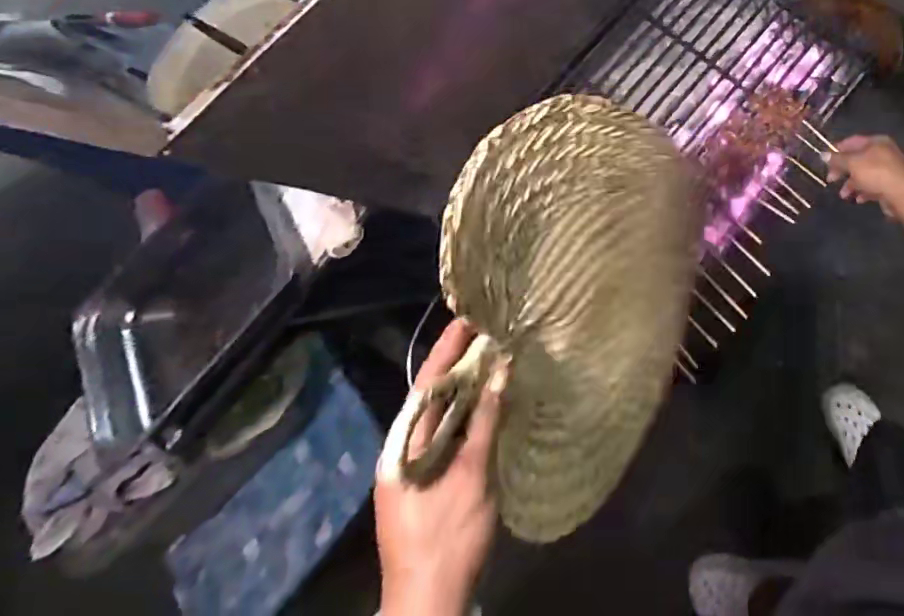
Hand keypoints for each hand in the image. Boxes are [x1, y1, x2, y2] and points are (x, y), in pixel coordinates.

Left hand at [375, 318, 505, 615]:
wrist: (428, 604)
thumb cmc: (446, 538)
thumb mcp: (471, 478)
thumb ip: (485, 423)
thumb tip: (500, 370)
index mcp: (403, 447)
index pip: (427, 385)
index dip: (448, 350)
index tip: (468, 316)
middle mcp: (404, 452)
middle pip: (434, 397)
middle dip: (459, 363)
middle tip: (487, 329)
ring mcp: (416, 469)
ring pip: (442, 416)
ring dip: (466, 387)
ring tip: (492, 355)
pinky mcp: (431, 482)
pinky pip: (450, 435)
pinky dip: (469, 413)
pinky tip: (489, 402)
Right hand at [828, 134, 903, 217]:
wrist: (903, 195)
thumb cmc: (876, 173)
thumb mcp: (852, 164)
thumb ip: (837, 160)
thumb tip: (823, 155)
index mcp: (877, 141)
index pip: (853, 141)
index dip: (837, 149)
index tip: (825, 160)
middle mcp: (884, 152)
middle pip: (858, 158)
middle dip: (843, 170)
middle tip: (831, 179)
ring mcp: (889, 169)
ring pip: (865, 174)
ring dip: (852, 183)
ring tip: (844, 195)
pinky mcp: (892, 185)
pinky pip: (874, 185)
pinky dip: (864, 191)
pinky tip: (858, 199)